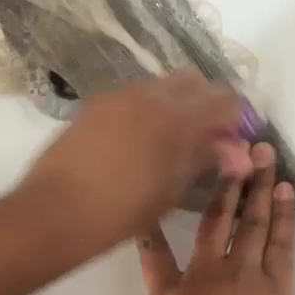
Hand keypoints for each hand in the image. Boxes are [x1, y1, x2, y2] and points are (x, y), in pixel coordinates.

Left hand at [11, 74, 251, 261]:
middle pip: (196, 83)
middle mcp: (152, 95)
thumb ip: (206, 161)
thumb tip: (239, 153)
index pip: (226, 101)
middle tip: (210, 139)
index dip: (238, 120)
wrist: (55, 211)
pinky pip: (136, 96)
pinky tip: (143, 140)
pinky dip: (150, 109)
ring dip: (178, 104)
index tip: (237, 142)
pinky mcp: (97, 103)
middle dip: (209, 105)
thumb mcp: (171, 190)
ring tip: (175, 142)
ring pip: (164, 86)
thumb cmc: (121, 211)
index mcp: (178, 118)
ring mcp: (120, 95)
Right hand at [72, 142, 294, 294]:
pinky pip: (281, 243)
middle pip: (213, 220)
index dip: (151, 221)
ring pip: (251, 222)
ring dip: (258, 186)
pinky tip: (286, 193)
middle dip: (222, 182)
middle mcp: (207, 275)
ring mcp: (246, 278)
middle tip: (232, 145)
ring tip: (265, 154)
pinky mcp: (278, 287)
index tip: (153, 188)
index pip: (155, 250)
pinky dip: (285, 216)